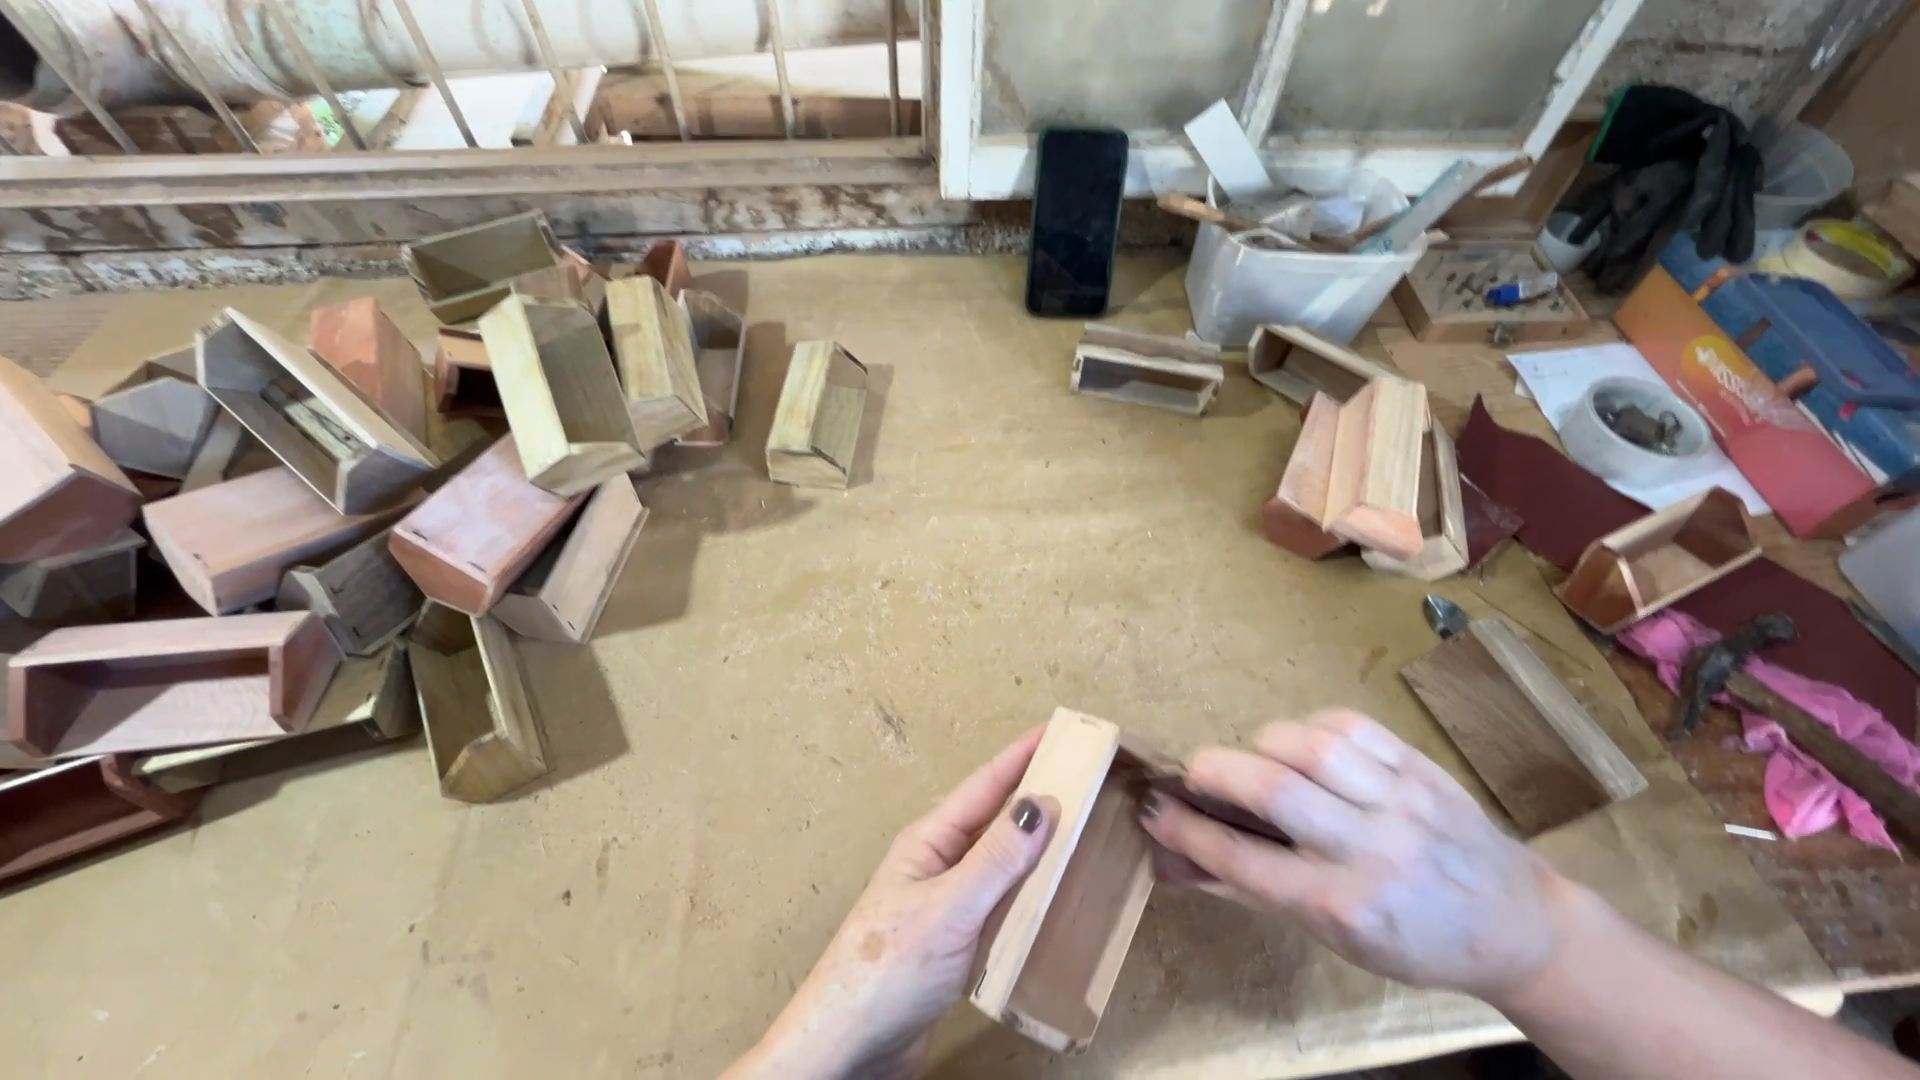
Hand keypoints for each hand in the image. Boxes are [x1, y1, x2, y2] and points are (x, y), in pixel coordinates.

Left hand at [728, 728, 1057, 1079]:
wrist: (850, 1046)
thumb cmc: (888, 968)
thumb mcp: (946, 909)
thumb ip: (994, 860)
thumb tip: (1042, 804)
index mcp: (930, 841)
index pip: (985, 786)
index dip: (1022, 756)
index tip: (1061, 731)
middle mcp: (942, 863)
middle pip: (998, 821)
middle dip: (1039, 798)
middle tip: (1089, 781)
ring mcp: (952, 902)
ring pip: (1005, 864)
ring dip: (1042, 848)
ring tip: (1088, 832)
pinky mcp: (962, 940)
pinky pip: (1006, 904)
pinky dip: (1035, 894)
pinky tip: (1062, 898)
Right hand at [1141, 710, 1568, 1000]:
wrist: (1516, 925)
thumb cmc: (1412, 941)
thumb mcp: (1332, 935)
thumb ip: (1251, 888)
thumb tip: (1175, 858)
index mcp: (1343, 905)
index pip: (1245, 862)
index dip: (1188, 830)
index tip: (1155, 809)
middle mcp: (1370, 851)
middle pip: (1273, 791)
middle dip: (1214, 771)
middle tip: (1193, 772)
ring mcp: (1399, 802)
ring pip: (1311, 747)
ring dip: (1265, 745)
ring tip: (1256, 759)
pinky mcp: (1419, 766)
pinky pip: (1350, 724)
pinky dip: (1310, 728)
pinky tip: (1305, 746)